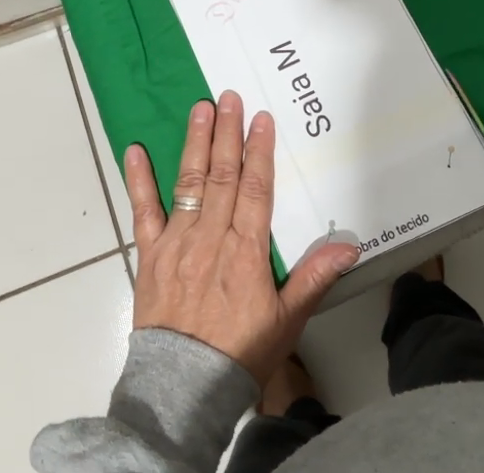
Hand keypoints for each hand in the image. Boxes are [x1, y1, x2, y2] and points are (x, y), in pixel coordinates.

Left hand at [125, 91, 361, 384]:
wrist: (185, 387)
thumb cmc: (241, 352)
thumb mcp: (287, 319)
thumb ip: (314, 277)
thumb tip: (349, 245)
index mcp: (245, 250)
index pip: (255, 188)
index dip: (259, 151)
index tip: (260, 119)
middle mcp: (210, 236)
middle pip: (222, 175)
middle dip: (227, 133)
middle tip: (229, 96)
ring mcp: (176, 242)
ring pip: (188, 182)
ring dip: (194, 143)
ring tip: (199, 108)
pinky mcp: (148, 254)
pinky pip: (142, 211)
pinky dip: (139, 180)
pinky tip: (135, 150)